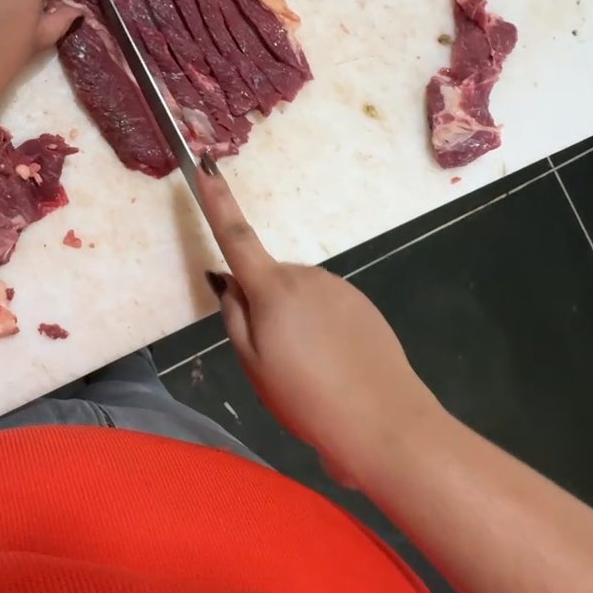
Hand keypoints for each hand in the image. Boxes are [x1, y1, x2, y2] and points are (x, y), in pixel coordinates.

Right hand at [200, 167, 444, 484]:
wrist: (387, 425)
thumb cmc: (307, 397)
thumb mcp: (252, 363)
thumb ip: (234, 316)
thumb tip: (230, 283)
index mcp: (273, 289)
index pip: (235, 237)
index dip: (217, 202)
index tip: (205, 167)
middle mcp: (307, 276)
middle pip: (268, 281)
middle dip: (264, 309)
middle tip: (276, 362)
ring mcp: (340, 289)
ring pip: (298, 298)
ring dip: (295, 324)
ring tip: (309, 374)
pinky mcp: (364, 306)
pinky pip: (327, 310)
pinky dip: (322, 333)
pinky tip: (333, 369)